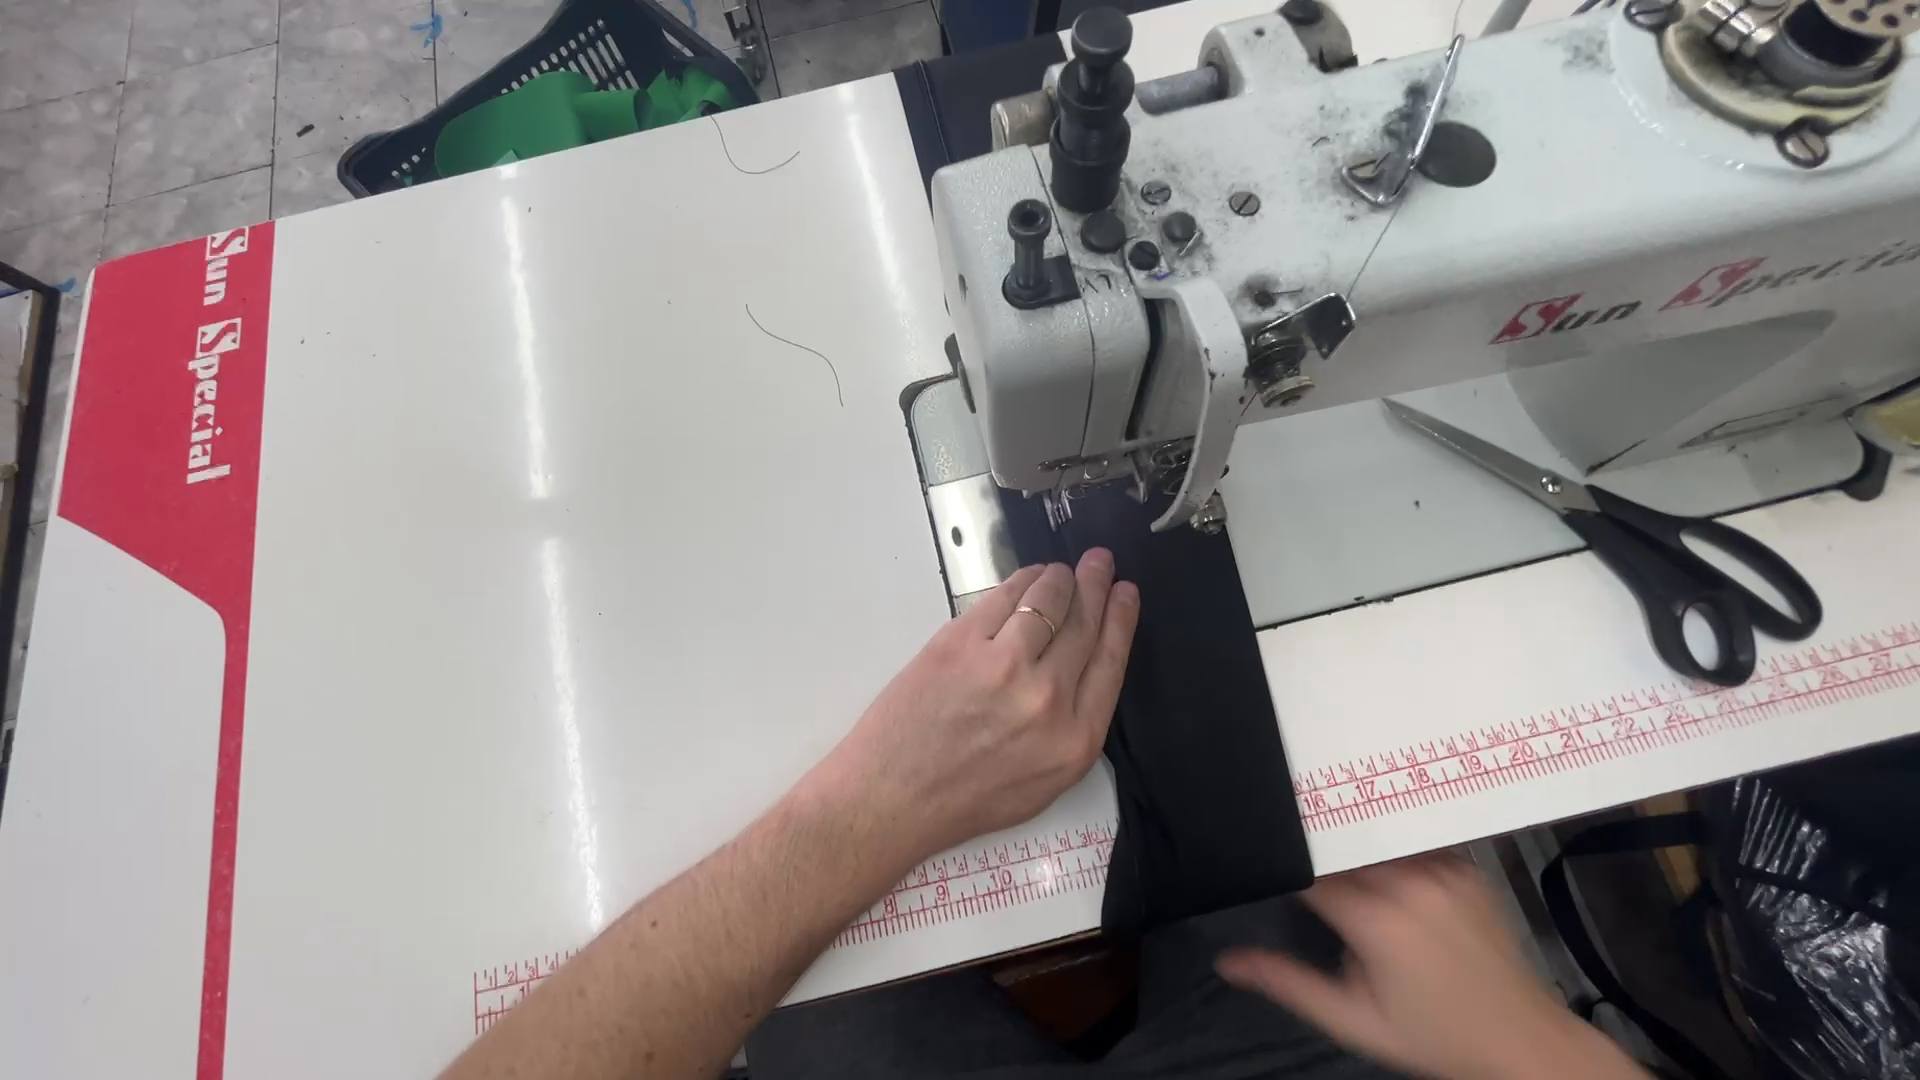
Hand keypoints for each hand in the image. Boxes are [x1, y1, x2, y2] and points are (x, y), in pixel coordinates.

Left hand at [813, 550, 1138, 864]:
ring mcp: (1002, 665)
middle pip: (1082, 624)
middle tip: (1100, 562)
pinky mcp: (961, 642)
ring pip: (1045, 601)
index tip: (1126, 592)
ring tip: (1061, 570)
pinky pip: (1003, 597)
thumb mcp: (1045, 780)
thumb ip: (1072, 726)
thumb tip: (1082, 666)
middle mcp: (1048, 698)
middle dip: (1095, 585)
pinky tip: (1028, 577)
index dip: (1121, 618)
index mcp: (1075, 738)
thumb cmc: (968, 797)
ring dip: (1058, 578)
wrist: (894, 795)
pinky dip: (1021, 581)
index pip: (1111, 660)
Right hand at [1217, 855, 1645, 1079]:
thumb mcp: (1351, 1020)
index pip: (1305, 866)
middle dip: (1315, 854)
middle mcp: (1407, 879)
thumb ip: (1287, 982)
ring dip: (1348, 847)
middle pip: (1336, 844)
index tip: (1267, 869)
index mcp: (1374, 916)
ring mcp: (1439, 865)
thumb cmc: (1431, 1033)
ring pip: (1368, 836)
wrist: (1525, 1043)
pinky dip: (1385, 849)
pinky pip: (1404, 840)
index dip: (1282, 865)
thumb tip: (1225, 961)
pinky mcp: (1461, 862)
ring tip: (1341, 869)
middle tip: (1303, 871)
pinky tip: (1382, 870)